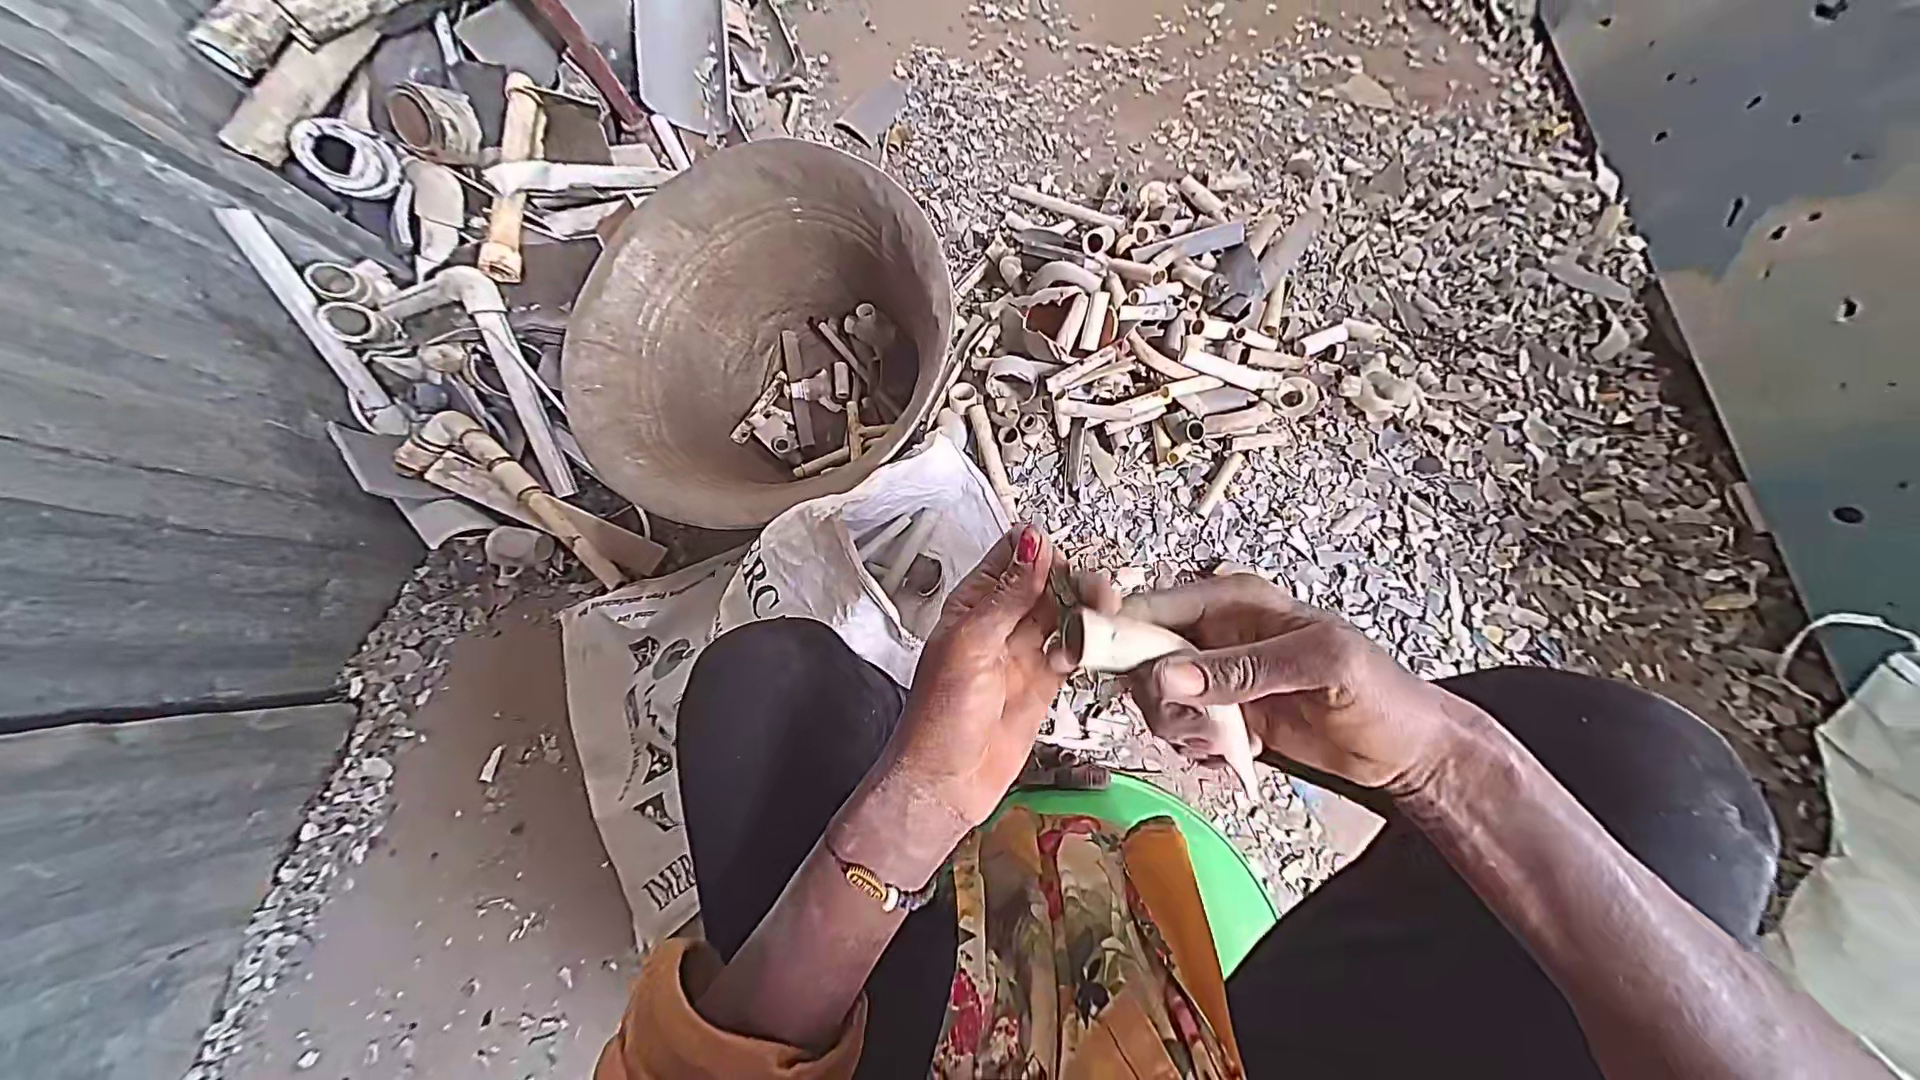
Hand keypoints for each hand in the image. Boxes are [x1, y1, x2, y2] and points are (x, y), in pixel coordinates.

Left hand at [829, 524, 1069, 886]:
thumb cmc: (939, 718)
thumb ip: (1008, 596)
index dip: (1039, 550)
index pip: (1012, 556)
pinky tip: (1090, 646)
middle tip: (1091, 591)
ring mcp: (1023, 650)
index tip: (1061, 560)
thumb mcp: (973, 644)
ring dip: (1085, 609)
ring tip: (1100, 615)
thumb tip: (1031, 545)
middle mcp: (1000, 622)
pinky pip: (1073, 648)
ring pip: (1063, 612)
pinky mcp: (1043, 679)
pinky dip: (1087, 644)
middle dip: (1071, 579)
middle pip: (1045, 581)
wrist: (948, 781)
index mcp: (973, 604)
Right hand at [1121, 575, 1467, 793]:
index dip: (1113, 626)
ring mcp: (1210, 673)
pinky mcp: (1214, 709)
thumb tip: (1167, 674)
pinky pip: (1173, 724)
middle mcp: (1211, 632)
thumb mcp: (1319, 667)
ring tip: (1230, 736)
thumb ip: (1240, 668)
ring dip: (1181, 724)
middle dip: (1158, 693)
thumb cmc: (1379, 693)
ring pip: (1151, 695)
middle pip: (1139, 655)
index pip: (1151, 605)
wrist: (1405, 750)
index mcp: (1232, 600)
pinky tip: (1234, 747)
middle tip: (1199, 719)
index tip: (1082, 651)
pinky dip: (1194, 743)